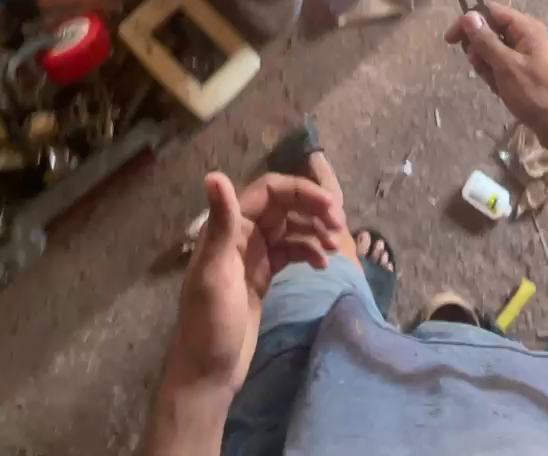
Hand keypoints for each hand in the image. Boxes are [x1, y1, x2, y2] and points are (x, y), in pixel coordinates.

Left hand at [161, 172, 346, 394]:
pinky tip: (322, 264)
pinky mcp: (264, 274)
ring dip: (316, 229)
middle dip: (314, 209)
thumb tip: (213, 174)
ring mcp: (254, 254)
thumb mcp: (215, 272)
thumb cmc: (209, 323)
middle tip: (341, 226)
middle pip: (285, 205)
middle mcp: (241, 233)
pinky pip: (293, 250)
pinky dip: (309, 251)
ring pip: (292, 227)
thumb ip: (221, 222)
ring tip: (335, 245)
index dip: (301, 191)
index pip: (270, 190)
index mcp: (229, 226)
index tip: (331, 206)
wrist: (206, 374)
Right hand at [444, 3, 547, 149]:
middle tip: (481, 67)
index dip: (469, 22)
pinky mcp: (525, 70)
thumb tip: (469, 15)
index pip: (490, 11)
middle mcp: (527, 36)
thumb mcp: (506, 66)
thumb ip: (486, 40)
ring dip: (487, 65)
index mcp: (526, 28)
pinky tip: (501, 90)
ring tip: (495, 83)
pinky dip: (496, 76)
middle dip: (479, 49)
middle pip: (490, 31)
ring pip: (493, 50)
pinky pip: (502, 65)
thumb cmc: (535, 93)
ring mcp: (527, 54)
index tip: (451, 40)